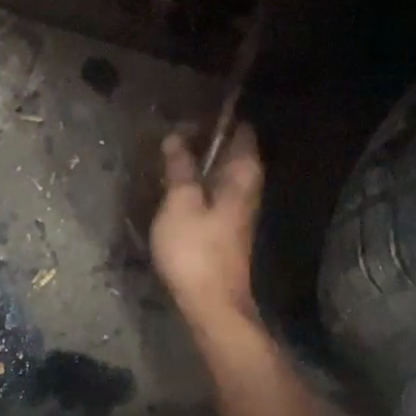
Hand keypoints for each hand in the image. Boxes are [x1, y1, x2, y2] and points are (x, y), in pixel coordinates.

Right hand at [151, 124, 263, 331]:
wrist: (212, 304)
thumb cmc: (196, 250)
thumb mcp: (180, 203)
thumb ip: (179, 168)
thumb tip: (175, 138)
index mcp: (242, 175)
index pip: (241, 132)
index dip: (219, 117)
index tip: (191, 110)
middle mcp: (247, 188)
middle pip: (232, 152)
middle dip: (206, 139)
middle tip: (172, 130)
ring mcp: (238, 210)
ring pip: (221, 175)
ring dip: (199, 163)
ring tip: (168, 153)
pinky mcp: (225, 229)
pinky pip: (213, 194)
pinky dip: (197, 184)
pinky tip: (174, 186)